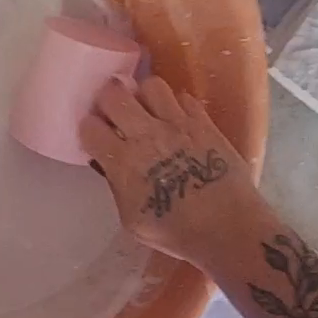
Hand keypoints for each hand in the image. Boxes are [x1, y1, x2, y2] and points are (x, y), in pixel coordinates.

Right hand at [79, 76, 262, 266]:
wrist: (228, 230)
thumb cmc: (175, 232)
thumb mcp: (130, 219)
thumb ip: (117, 185)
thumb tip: (112, 165)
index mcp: (123, 161)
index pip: (89, 126)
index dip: (89, 129)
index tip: (95, 137)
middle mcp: (146, 135)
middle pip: (114, 94)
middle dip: (108, 101)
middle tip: (114, 114)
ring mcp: (178, 124)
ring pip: (150, 85)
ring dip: (143, 96)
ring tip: (147, 112)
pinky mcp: (204, 123)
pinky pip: (184, 98)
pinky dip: (176, 105)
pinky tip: (177, 121)